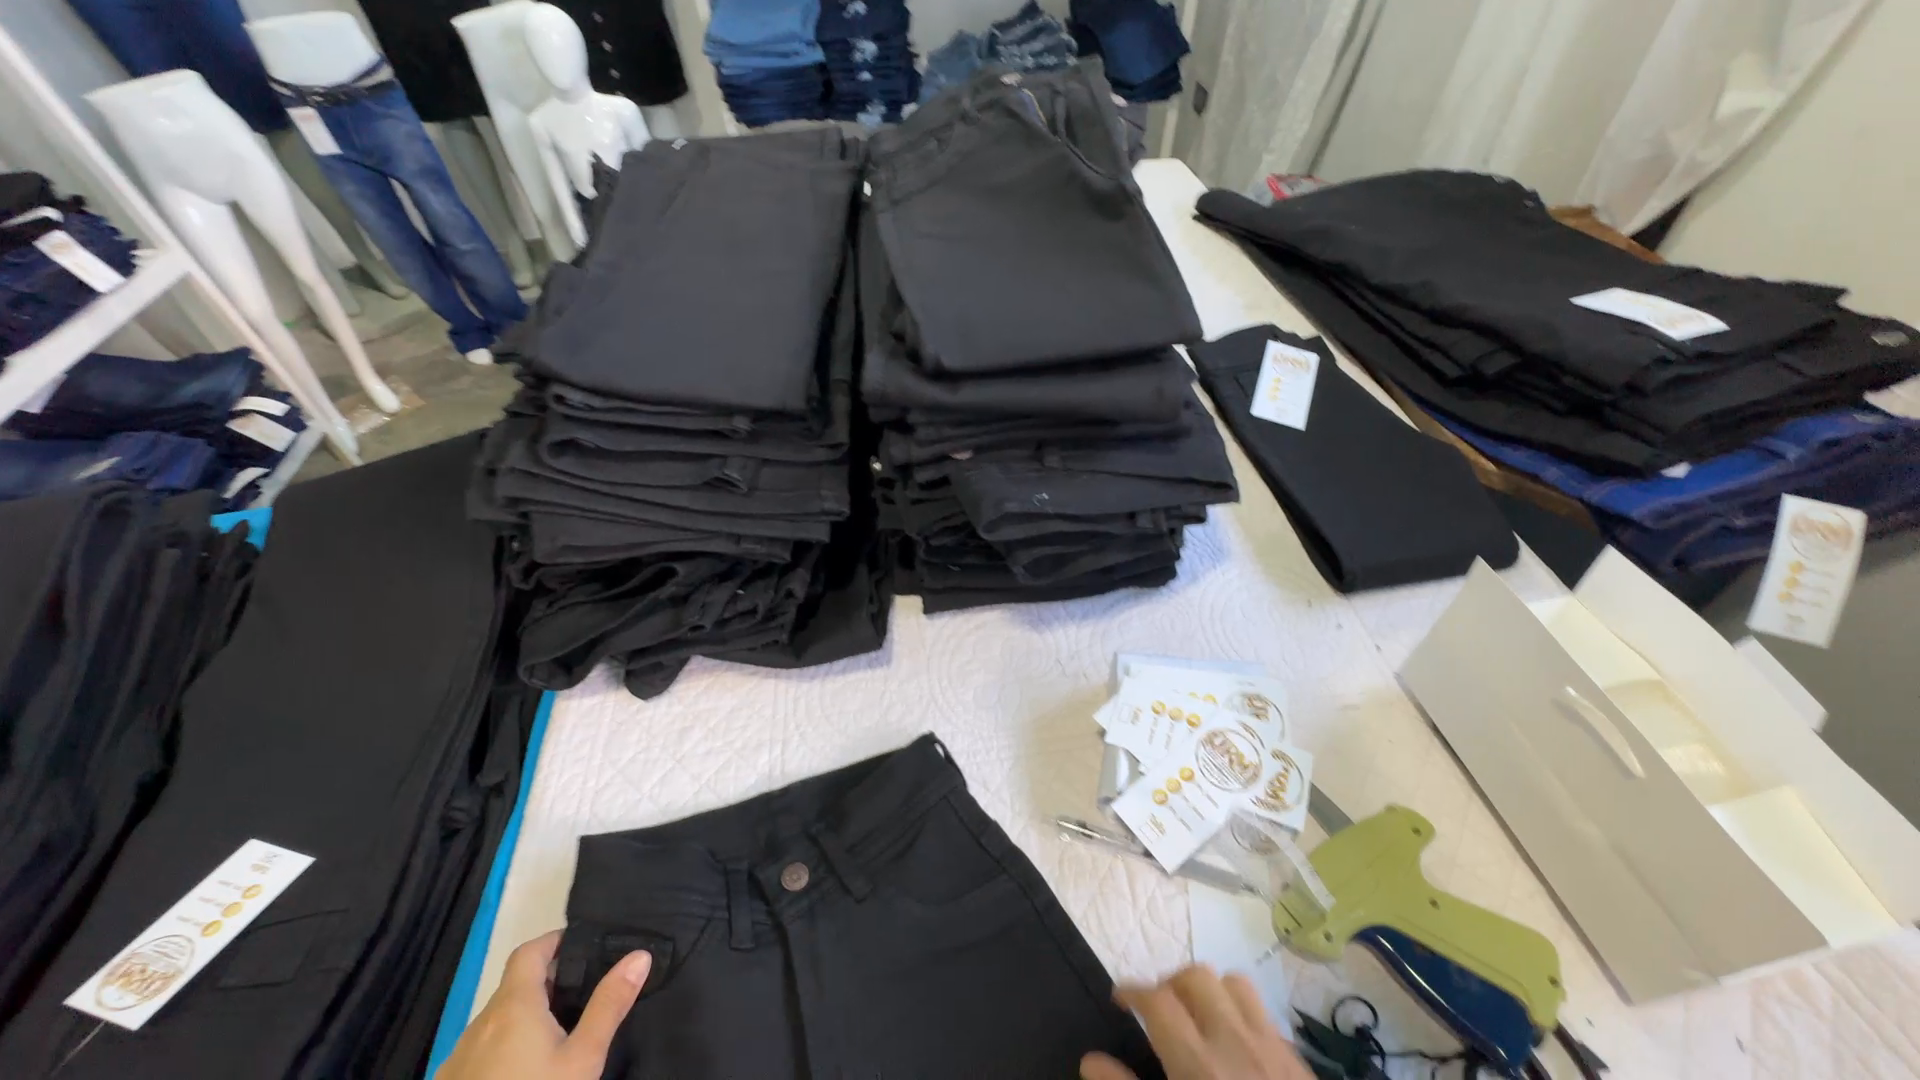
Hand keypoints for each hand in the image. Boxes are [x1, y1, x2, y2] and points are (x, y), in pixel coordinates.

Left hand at [436, 930, 651, 1079]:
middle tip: (585, 995)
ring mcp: (460, 1055)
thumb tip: (639, 956)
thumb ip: (609, 1005)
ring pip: (499, 1020)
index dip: (555, 941)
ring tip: (561, 1037)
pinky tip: (526, 1072)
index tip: (585, 946)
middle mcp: (482, 1022)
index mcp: (513, 1005)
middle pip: (515, 986)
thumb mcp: (583, 1057)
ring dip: (527, 1017)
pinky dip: (506, 1046)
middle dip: (549, 984)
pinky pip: (483, 1049)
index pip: (529, 951)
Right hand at [1083, 965, 1312, 1079]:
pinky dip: (1242, 1013)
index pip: (1157, 999)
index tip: (1119, 1000)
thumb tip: (1090, 1061)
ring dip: (1210, 991)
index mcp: (1196, 1063)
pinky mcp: (1297, 1061)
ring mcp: (1271, 1048)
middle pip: (1196, 977)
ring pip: (1235, 984)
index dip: (1132, 991)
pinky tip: (1235, 1045)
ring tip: (1196, 1016)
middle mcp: (1234, 1041)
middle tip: (1157, 1009)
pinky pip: (1265, 1014)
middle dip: (1170, 983)